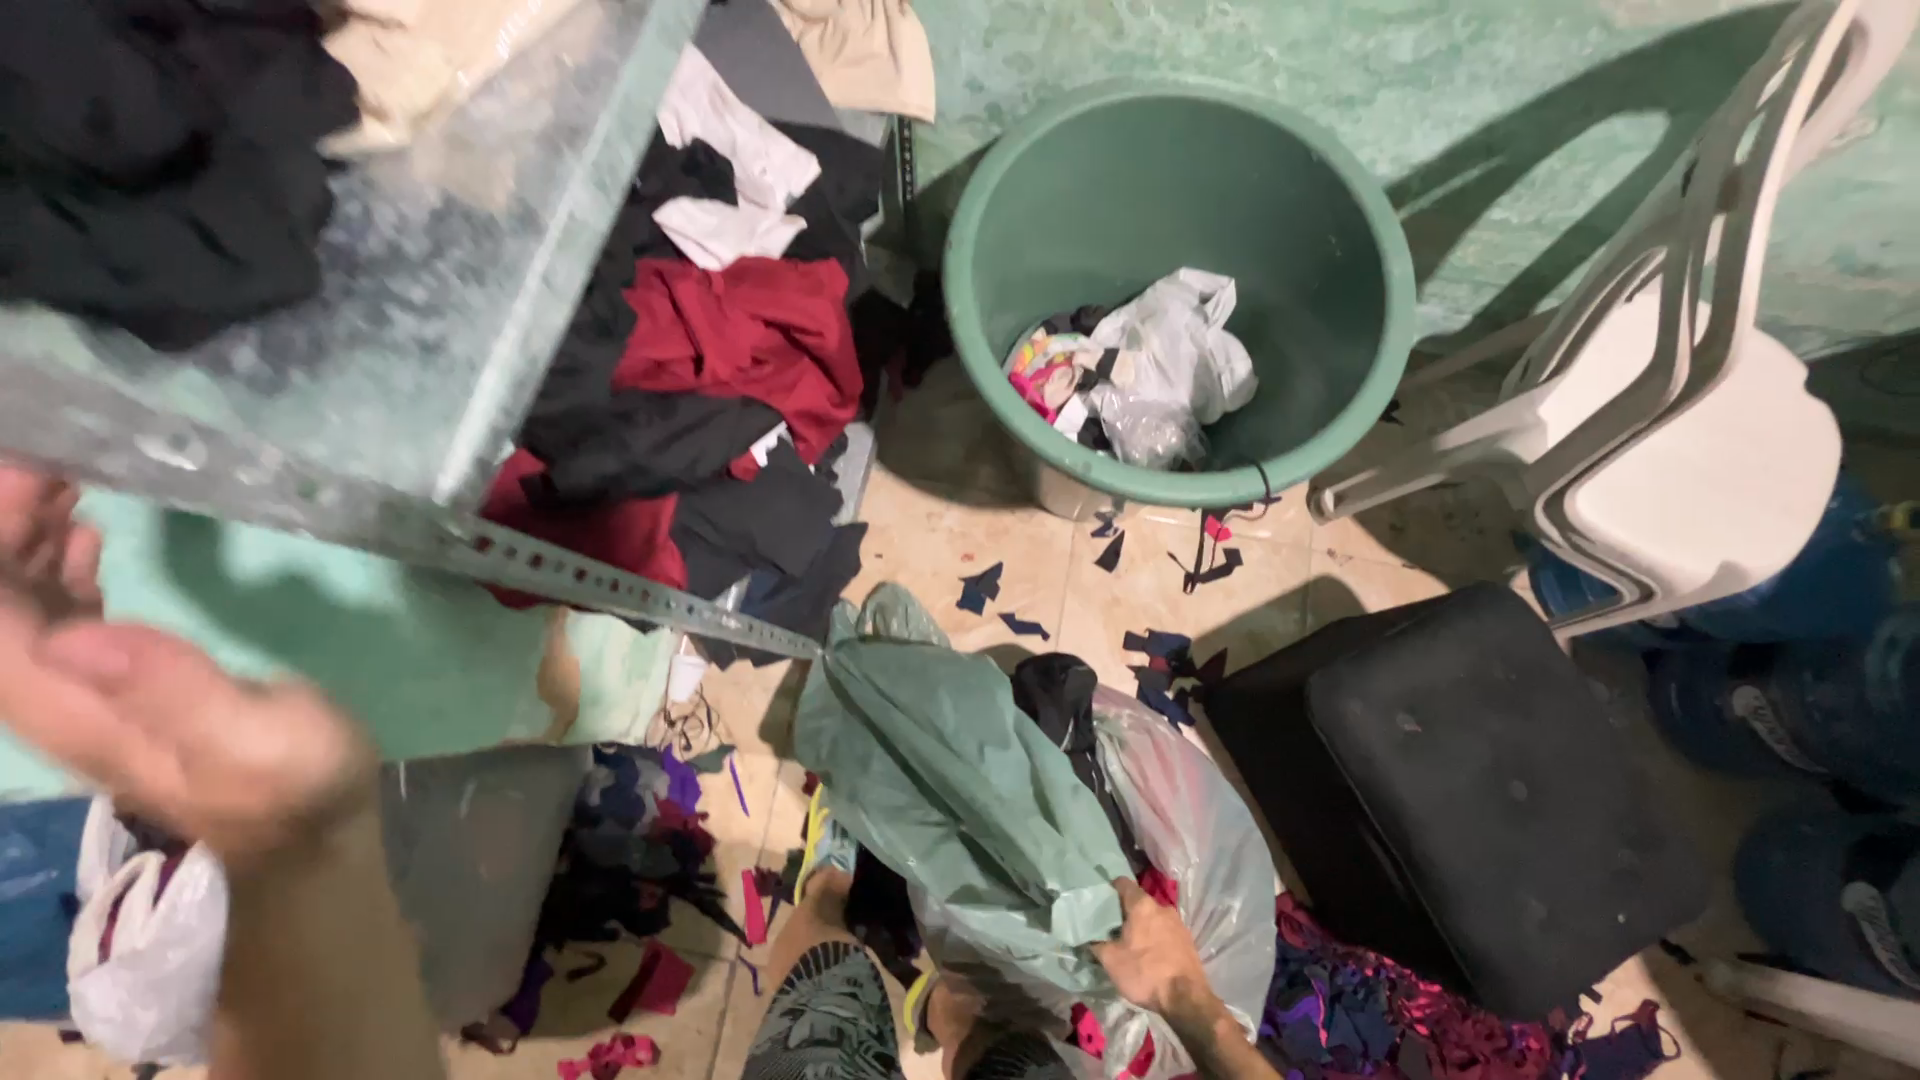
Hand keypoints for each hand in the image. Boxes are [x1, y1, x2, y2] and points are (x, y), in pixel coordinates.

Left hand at [0, 464, 375, 869]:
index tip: (28, 474)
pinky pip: (54, 618)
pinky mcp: (122, 688)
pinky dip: (52, 571)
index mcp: (73, 704)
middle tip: (49, 464)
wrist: (306, 836)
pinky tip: (81, 540)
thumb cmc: (294, 783)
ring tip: (60, 483)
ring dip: (15, 542)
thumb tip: (76, 636)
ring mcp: (85, 693)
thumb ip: (173, 690)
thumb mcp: (252, 736)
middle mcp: (56, 696)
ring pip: (11, 607)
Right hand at [1092, 878, 1218, 1019]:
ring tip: (1131, 943)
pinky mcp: (1188, 940)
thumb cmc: (1145, 973)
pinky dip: (1156, 938)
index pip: (1123, 883)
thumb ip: (1096, 943)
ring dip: (1142, 926)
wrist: (1187, 1000)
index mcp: (1142, 905)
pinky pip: (1166, 931)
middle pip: (1139, 902)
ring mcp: (1178, 923)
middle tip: (1112, 928)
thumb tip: (1087, 937)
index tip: (1100, 902)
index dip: (1110, 889)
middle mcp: (1162, 907)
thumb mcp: (1111, 960)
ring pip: (1153, 918)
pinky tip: (1150, 955)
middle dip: (1126, 912)